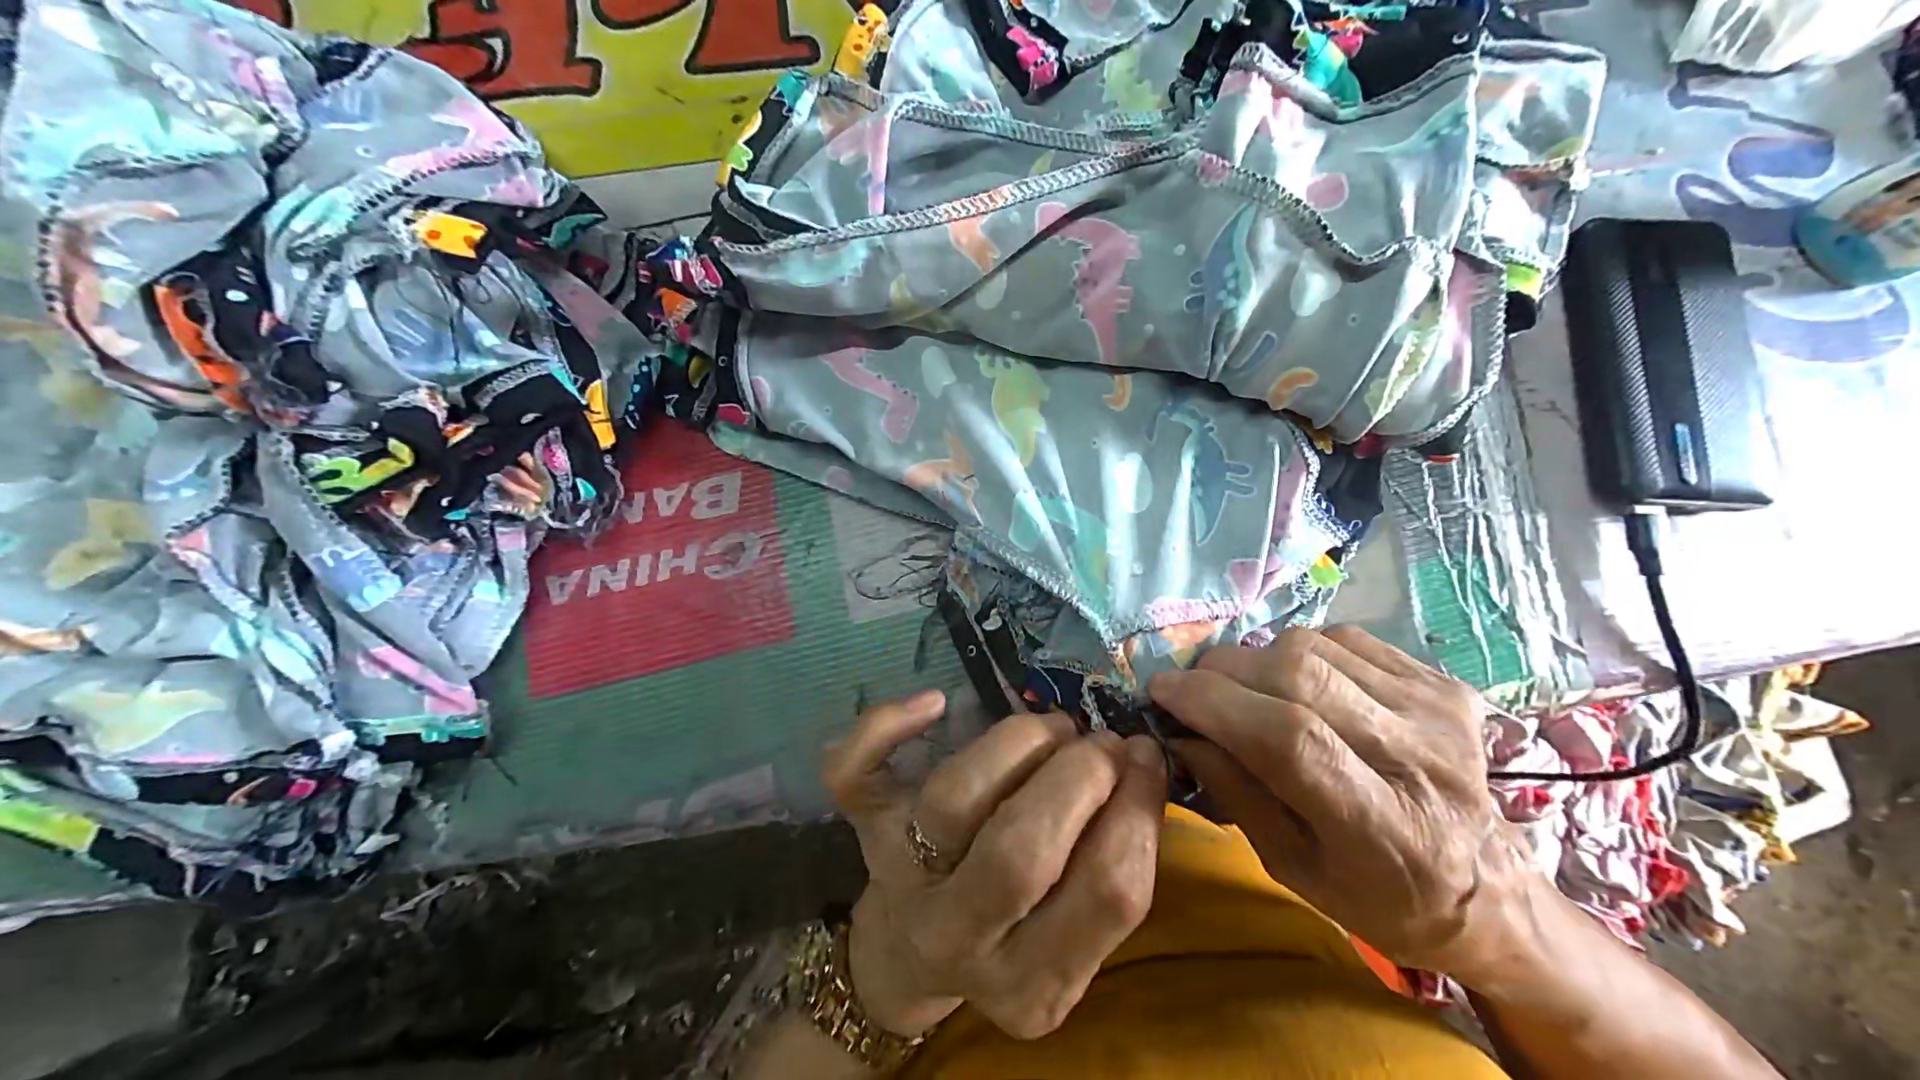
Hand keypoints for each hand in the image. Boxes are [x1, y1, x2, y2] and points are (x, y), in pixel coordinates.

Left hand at [822, 691, 1166, 1039]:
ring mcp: (900, 877)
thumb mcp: (1069, 935)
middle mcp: (955, 936)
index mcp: (1030, 985)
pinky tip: (936, 702)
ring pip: (953, 798)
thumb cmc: (1011, 932)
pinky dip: (884, 726)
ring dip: (1018, 744)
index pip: (1104, 897)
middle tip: (1104, 742)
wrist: (910, 950)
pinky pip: (854, 772)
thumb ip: (1107, 868)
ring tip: (1055, 726)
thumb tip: (1141, 764)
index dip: (1136, 814)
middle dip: (1080, 779)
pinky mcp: (861, 831)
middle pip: (1020, 851)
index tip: (1146, 760)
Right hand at [1149, 626, 1534, 980]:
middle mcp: (1420, 759)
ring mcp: (1438, 711)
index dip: (1215, 703)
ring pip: (1314, 646)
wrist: (1487, 890)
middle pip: (1299, 676)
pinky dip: (1298, 650)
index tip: (1163, 691)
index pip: (1290, 738)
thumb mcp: (1291, 867)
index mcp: (1384, 828)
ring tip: (1241, 688)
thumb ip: (1235, 793)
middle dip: (1223, 671)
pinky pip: (1343, 638)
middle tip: (1192, 688)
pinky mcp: (1444, 684)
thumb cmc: (1378, 897)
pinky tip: (1294, 682)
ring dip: (1255, 658)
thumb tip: (1180, 731)